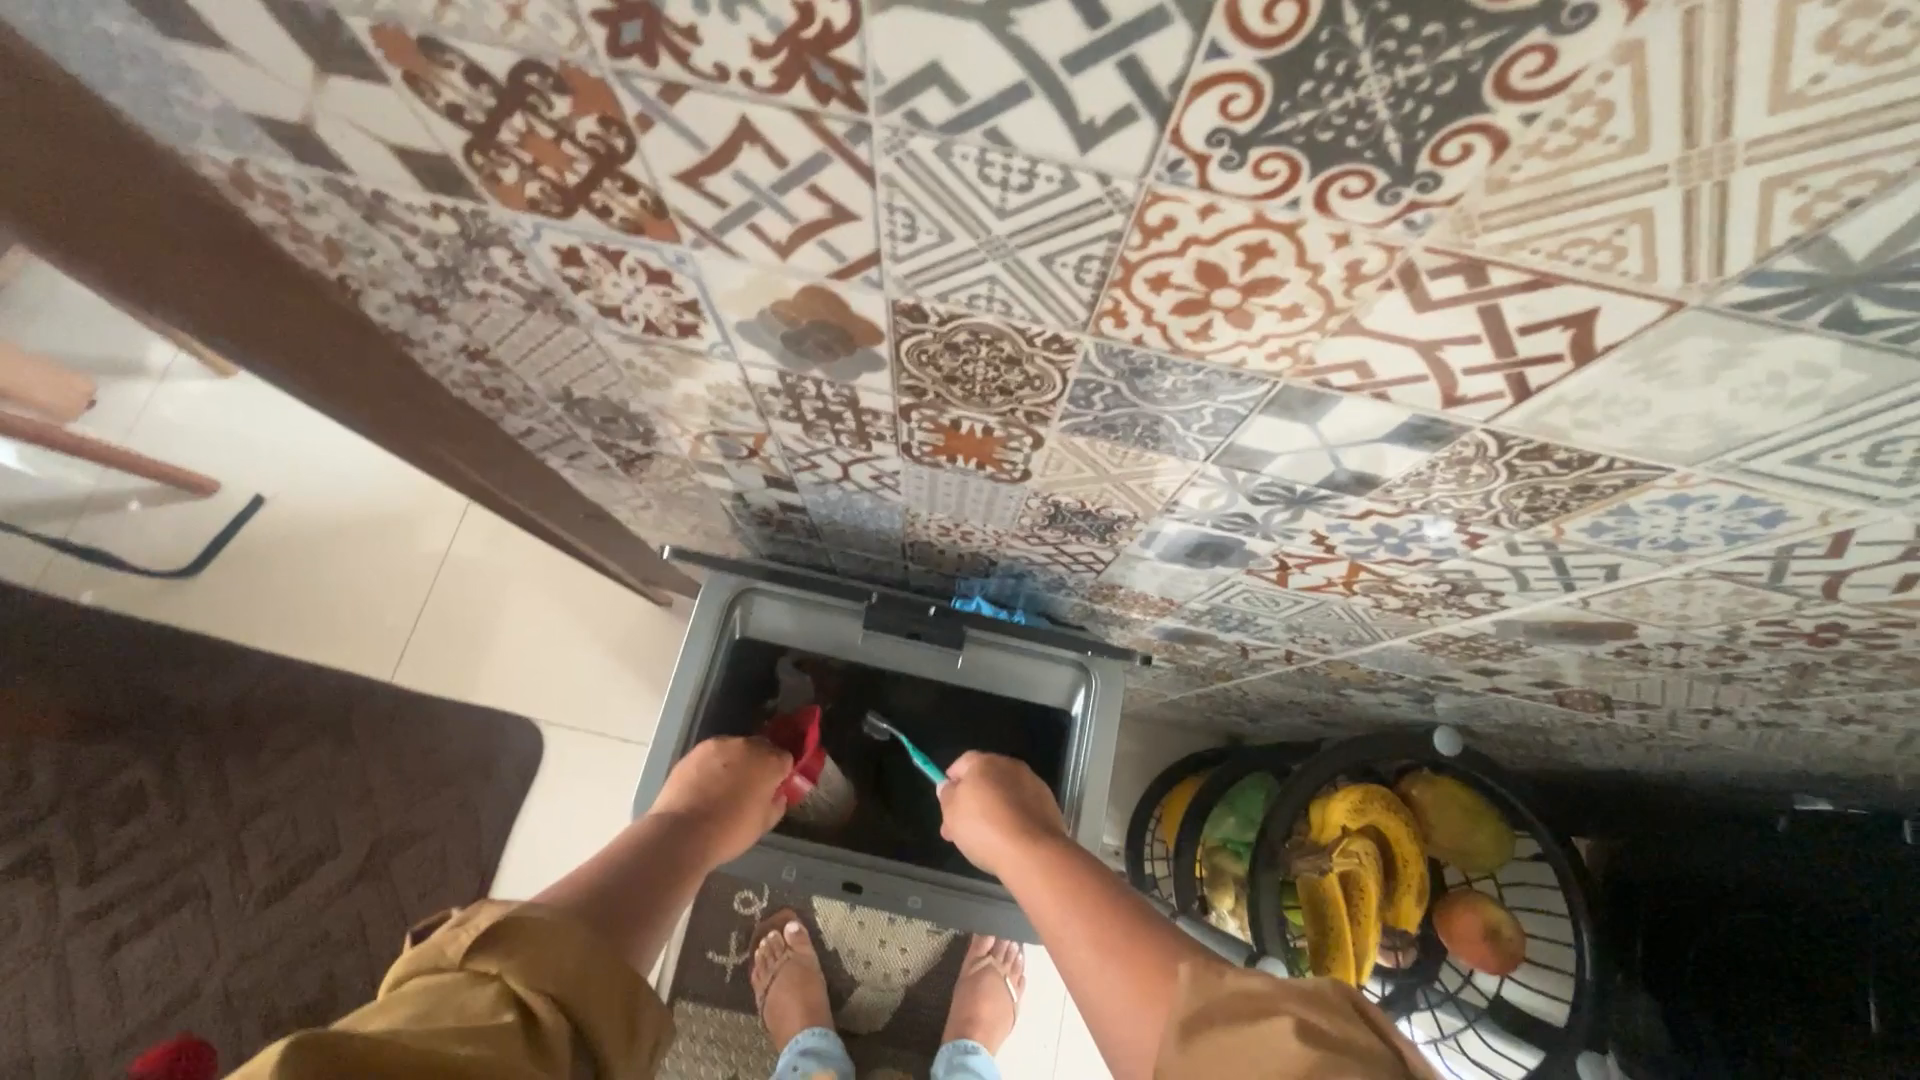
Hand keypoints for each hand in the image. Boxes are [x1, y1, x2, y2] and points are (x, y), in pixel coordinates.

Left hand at [649, 736, 792, 866]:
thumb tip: (777, 794)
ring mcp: (719, 745)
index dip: (780, 775)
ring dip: (735, 762)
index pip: (785, 759)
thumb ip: (777, 803)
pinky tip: (704, 787)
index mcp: (770, 762)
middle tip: (749, 788)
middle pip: (761, 748)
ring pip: (735, 749)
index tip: (773, 790)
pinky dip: (712, 766)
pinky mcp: (695, 751)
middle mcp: (747, 746)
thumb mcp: (764, 824)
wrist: (682, 832)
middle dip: (759, 764)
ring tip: (723, 788)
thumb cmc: (729, 832)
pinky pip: (712, 755)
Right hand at [937, 751, 1068, 877]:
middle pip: (985, 779)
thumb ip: (947, 796)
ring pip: (1005, 794)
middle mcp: (1010, 766)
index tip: (946, 803)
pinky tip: (1007, 839)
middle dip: (971, 801)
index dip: (952, 781)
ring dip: (993, 809)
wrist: (1032, 851)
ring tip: (983, 839)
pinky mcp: (1048, 803)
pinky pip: (1022, 807)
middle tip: (959, 829)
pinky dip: (1013, 818)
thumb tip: (948, 785)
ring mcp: (1033, 783)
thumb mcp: (952, 814)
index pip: (963, 762)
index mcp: (985, 762)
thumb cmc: (984, 828)